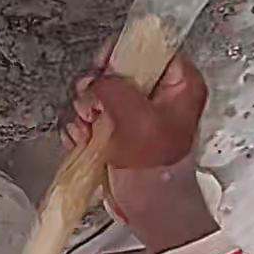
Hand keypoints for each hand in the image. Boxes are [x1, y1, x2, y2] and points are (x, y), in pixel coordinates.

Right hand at [64, 43, 216, 250]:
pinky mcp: (110, 126)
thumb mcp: (138, 121)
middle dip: (92, 88)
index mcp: (177, 83)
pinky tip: (81, 140)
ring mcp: (129, 109)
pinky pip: (81, 111)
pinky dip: (76, 125)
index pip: (149, 46)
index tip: (104, 69)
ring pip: (91, 89)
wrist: (149, 208)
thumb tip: (94, 81)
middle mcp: (153, 91)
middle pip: (111, 66)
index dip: (122, 53)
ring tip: (87, 130)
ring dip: (80, 110)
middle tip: (92, 107)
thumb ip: (115, 88)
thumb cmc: (156, 170)